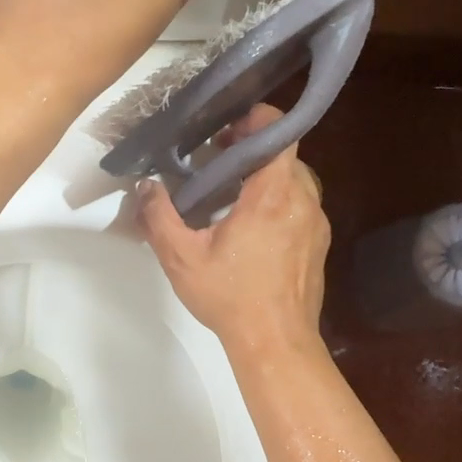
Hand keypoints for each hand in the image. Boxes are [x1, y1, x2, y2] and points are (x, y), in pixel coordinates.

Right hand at [140, 104, 329, 351]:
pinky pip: (298, 208)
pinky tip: (247, 230)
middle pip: (282, 156)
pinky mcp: (317, 244)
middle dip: (249, 151)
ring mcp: (316, 222)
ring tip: (227, 196)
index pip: (278, 131)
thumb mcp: (181, 258)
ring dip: (262, 180)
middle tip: (214, 161)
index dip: (253, 119)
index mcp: (273, 194)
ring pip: (292, 182)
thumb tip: (144, 186)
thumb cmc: (230, 297)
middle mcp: (303, 200)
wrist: (274, 341)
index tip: (225, 127)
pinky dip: (275, 205)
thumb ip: (159, 217)